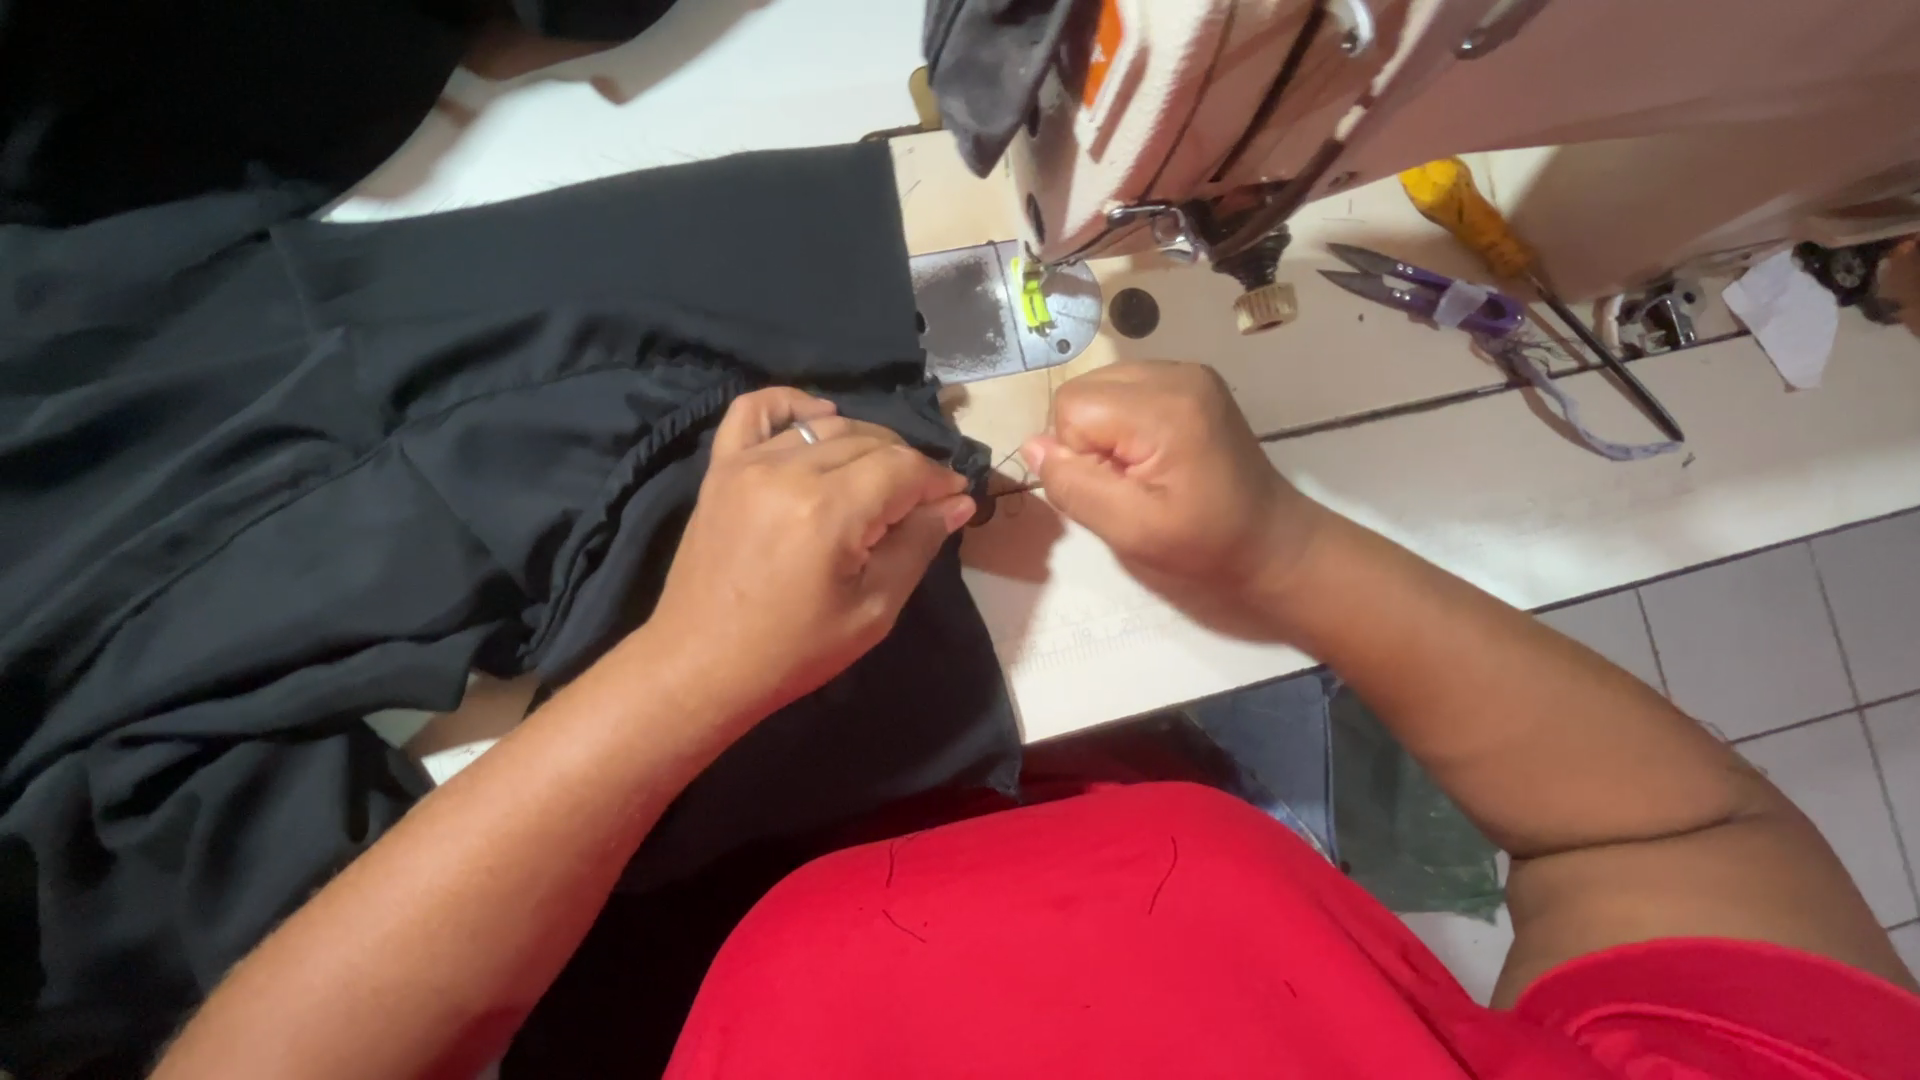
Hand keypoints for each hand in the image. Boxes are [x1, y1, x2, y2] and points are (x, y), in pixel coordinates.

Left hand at [644, 388, 976, 722]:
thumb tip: (959, 501)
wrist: (702, 665)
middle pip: (871, 441)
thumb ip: (918, 544)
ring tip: (880, 479)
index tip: (956, 497)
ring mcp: (748, 464)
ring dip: (866, 443)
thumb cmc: (794, 651)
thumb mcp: (873, 610)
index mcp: (829, 511)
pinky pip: (755, 411)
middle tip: (921, 501)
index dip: (938, 479)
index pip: (904, 467)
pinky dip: (793, 404)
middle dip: (908, 466)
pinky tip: (819, 415)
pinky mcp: (721, 469)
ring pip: (826, 425)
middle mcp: (789, 471)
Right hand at [1021, 361, 1328, 635]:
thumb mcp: (1130, 531)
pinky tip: (1153, 455)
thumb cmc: (1203, 546)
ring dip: (1104, 432)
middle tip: (1127, 484)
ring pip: (1100, 389)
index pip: (1071, 407)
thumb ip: (1075, 486)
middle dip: (1088, 439)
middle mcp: (1176, 373)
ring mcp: (1187, 373)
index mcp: (1165, 407)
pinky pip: (1125, 391)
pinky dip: (1123, 424)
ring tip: (1142, 471)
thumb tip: (1032, 446)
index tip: (1114, 490)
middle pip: (1083, 391)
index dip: (1077, 454)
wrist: (1272, 544)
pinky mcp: (1191, 382)